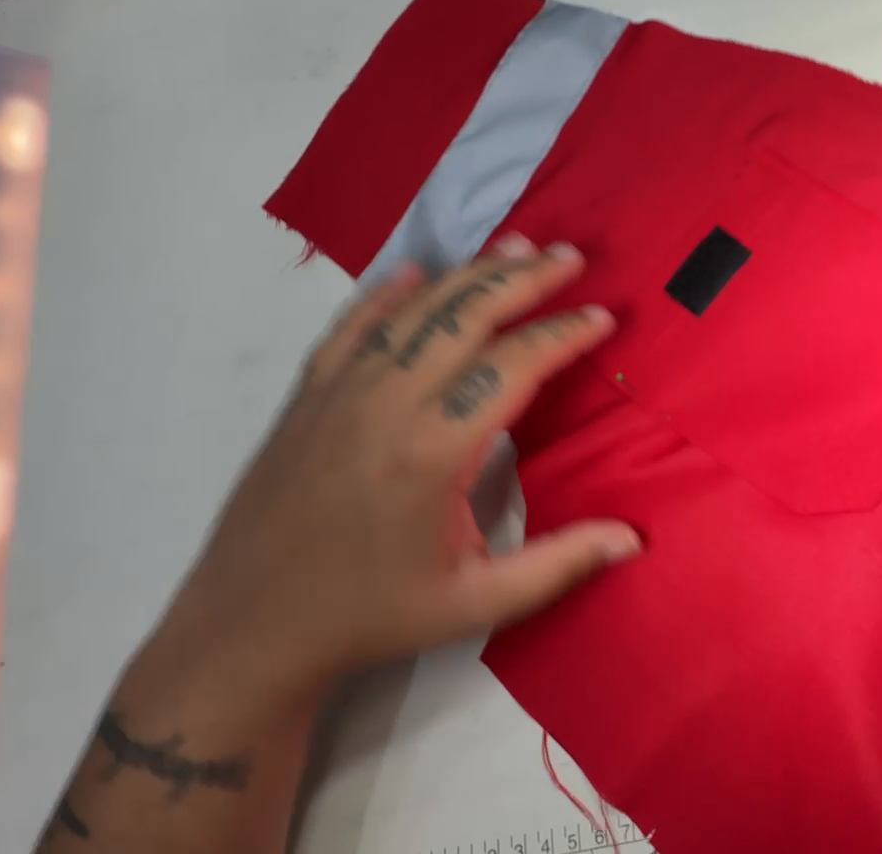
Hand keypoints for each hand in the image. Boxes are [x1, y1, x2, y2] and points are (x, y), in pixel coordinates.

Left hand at [154, 236, 639, 701]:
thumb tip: (634, 538)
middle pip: (465, 318)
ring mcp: (338, 394)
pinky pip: (352, 329)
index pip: (513, 367)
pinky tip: (413, 271)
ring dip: (469, 275)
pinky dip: (386, 294)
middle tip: (569, 257)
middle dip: (524, 280)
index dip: (563, 335)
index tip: (601, 316)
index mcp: (434, 451)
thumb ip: (560, 563)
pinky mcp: (306, 398)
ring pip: (413, 312)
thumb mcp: (477, 604)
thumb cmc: (372, 615)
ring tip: (516, 248)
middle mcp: (386, 405)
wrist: (247, 633)